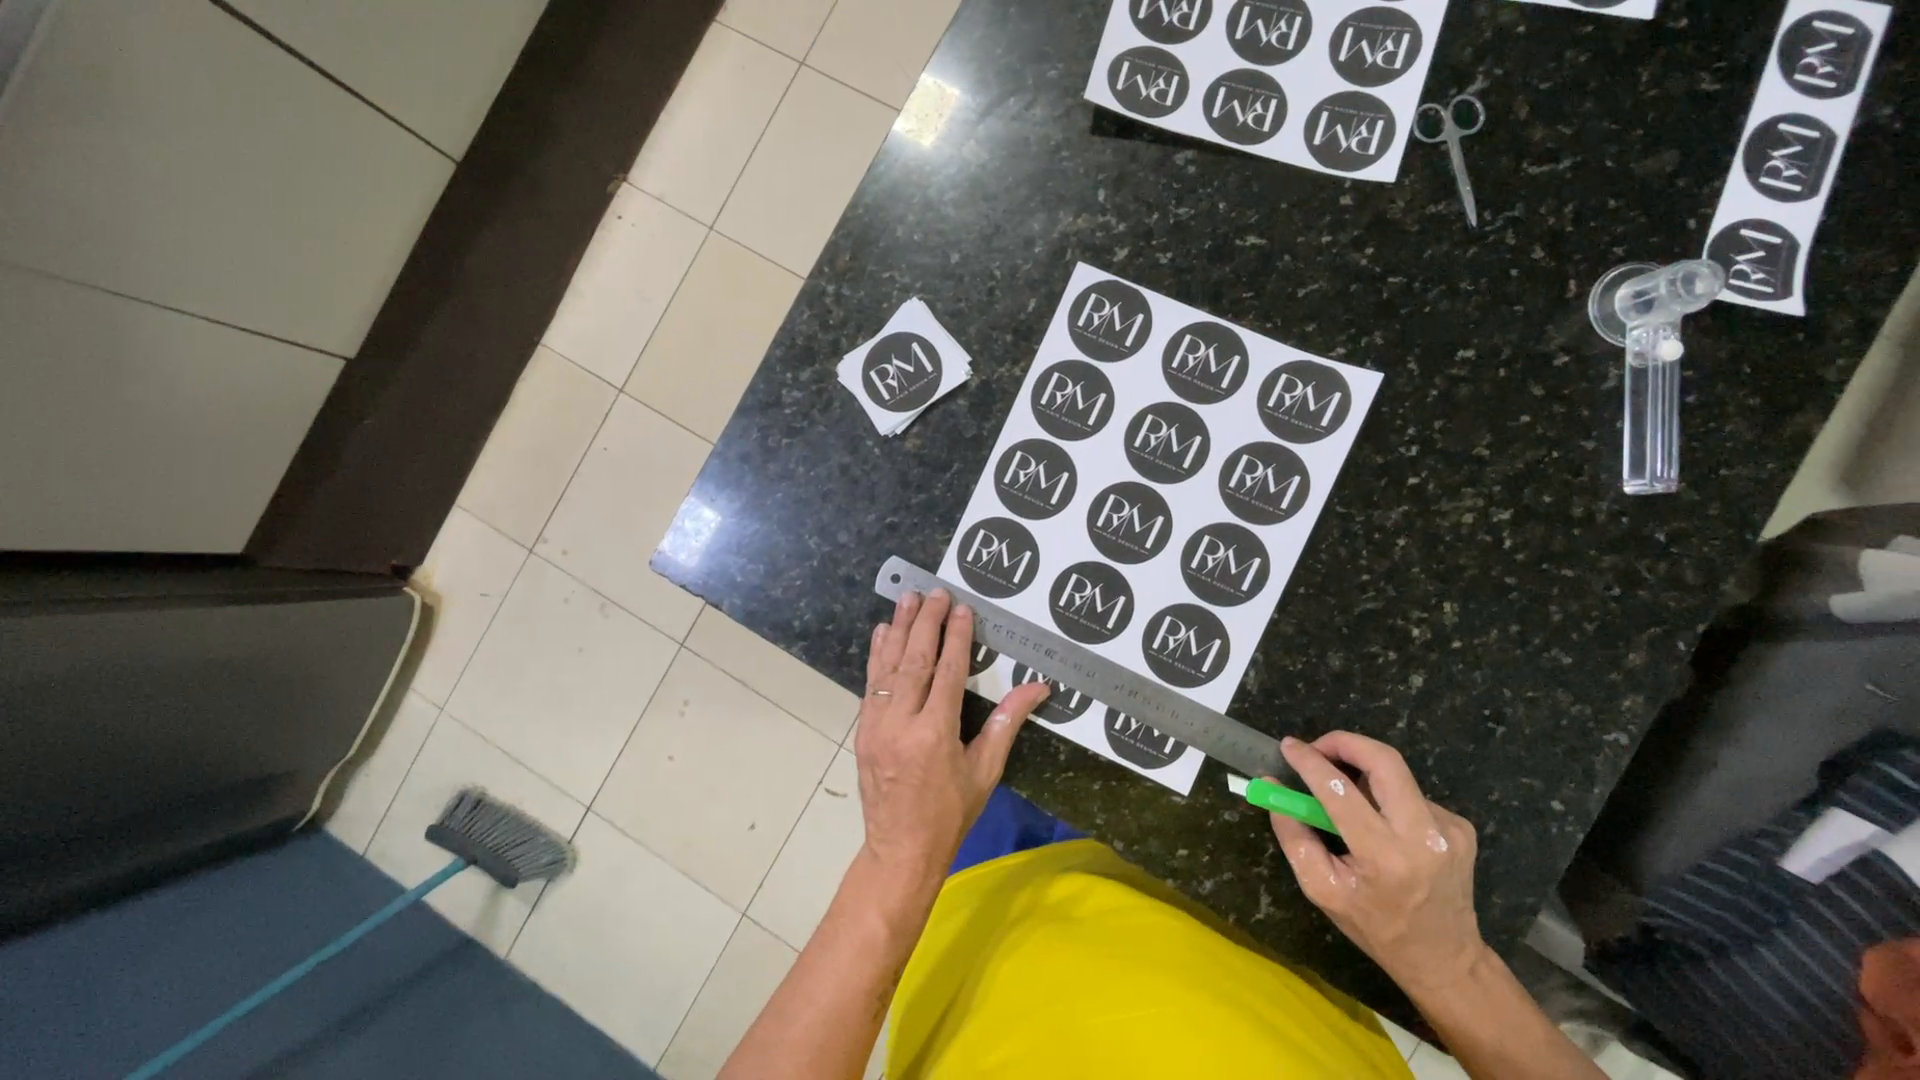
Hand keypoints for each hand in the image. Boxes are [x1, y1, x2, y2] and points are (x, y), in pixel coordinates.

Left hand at [853, 589, 1050, 889]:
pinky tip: (881, 634)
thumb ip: (1007, 724)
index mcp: (935, 733)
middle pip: (914, 660)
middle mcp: (901, 723)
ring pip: (887, 667)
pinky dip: (877, 656)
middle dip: (924, 623)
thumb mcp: (984, 771)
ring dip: (897, 630)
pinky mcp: (863, 731)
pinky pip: (871, 685)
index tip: (961, 608)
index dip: (956, 637)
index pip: (947, 671)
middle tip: (933, 592)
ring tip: (906, 599)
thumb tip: (1039, 687)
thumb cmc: (950, 813)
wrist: (901, 850)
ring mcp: (876, 726)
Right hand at [1269, 732, 1486, 994]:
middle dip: (1346, 743)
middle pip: (1385, 761)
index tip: (1289, 746)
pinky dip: (1387, 798)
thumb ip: (1294, 835)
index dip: (1310, 762)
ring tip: (1347, 799)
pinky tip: (1382, 825)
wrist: (1444, 958)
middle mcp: (1423, 836)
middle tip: (1319, 748)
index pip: (1341, 791)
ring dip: (1365, 775)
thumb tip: (1274, 787)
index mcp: (1384, 856)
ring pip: (1397, 776)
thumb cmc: (1374, 926)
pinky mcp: (1461, 827)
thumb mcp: (1321, 889)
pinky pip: (1412, 795)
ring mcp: (1449, 829)